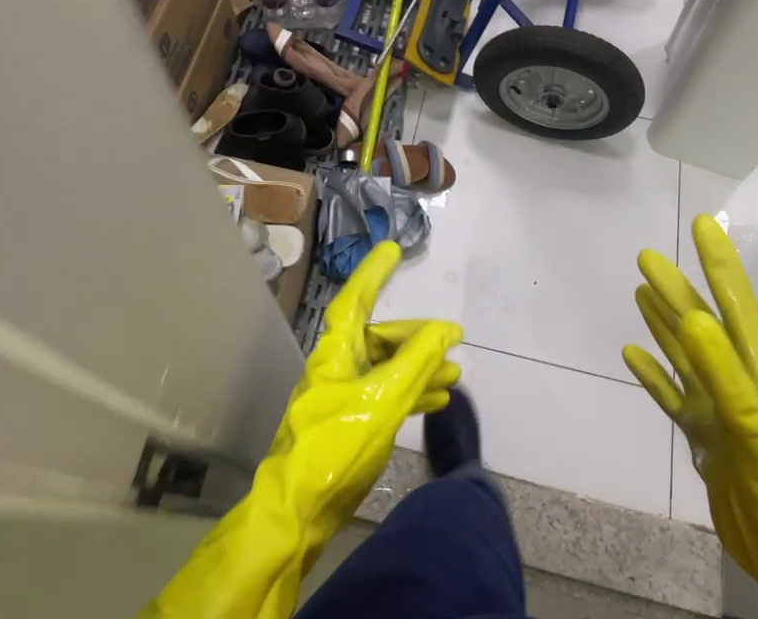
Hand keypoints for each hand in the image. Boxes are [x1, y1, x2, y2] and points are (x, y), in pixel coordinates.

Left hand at [277, 240, 463, 524]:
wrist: (301, 508)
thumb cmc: (337, 445)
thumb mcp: (383, 399)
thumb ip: (416, 363)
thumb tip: (446, 330)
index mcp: (335, 351)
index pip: (355, 299)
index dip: (373, 272)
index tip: (392, 249)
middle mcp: (337, 365)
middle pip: (380, 337)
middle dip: (417, 336)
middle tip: (453, 338)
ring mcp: (343, 394)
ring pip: (386, 367)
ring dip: (420, 366)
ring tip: (456, 373)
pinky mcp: (350, 422)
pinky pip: (386, 394)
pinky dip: (411, 392)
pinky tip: (438, 401)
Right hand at [622, 216, 757, 618]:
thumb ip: (728, 378)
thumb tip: (696, 319)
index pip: (737, 308)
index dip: (720, 264)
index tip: (705, 223)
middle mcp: (738, 385)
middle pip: (702, 326)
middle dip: (678, 289)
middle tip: (647, 255)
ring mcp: (719, 412)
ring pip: (685, 356)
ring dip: (664, 323)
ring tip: (641, 289)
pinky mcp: (705, 440)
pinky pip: (673, 397)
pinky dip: (653, 376)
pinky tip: (632, 355)